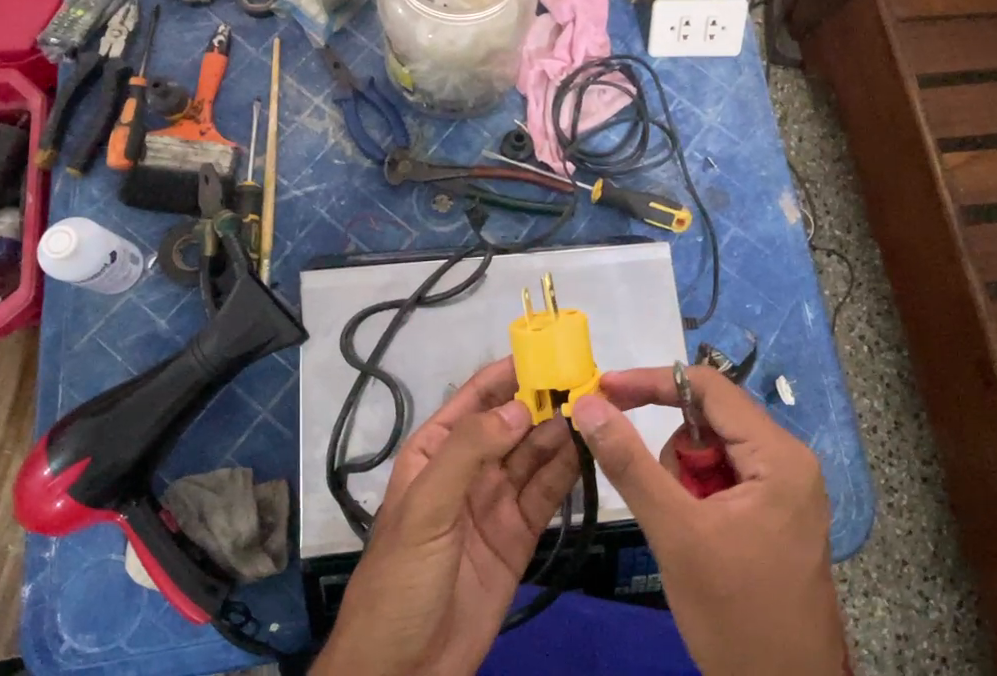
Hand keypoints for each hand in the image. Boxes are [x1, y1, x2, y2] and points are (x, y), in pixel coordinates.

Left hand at [314, 357, 581, 675]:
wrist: (403, 669)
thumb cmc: (400, 578)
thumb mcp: (426, 507)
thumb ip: (469, 453)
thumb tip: (519, 408)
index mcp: (434, 453)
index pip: (474, 401)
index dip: (507, 375)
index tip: (548, 352)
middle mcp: (468, 471)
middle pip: (511, 426)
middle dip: (544, 402)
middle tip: (587, 380)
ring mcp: (494, 504)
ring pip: (533, 457)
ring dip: (560, 433)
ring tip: (596, 410)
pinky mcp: (518, 538)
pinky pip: (546, 495)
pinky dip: (567, 472)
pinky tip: (589, 450)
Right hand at [571, 365, 849, 675]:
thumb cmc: (735, 613)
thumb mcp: (675, 533)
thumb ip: (629, 462)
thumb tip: (589, 404)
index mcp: (778, 455)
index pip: (708, 388)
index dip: (651, 383)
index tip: (602, 391)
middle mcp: (789, 460)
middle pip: (709, 422)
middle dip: (674, 454)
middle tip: (664, 502)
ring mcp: (785, 489)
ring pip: (711, 453)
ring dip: (683, 481)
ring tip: (686, 533)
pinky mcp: (776, 514)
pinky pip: (724, 481)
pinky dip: (697, 500)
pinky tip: (698, 540)